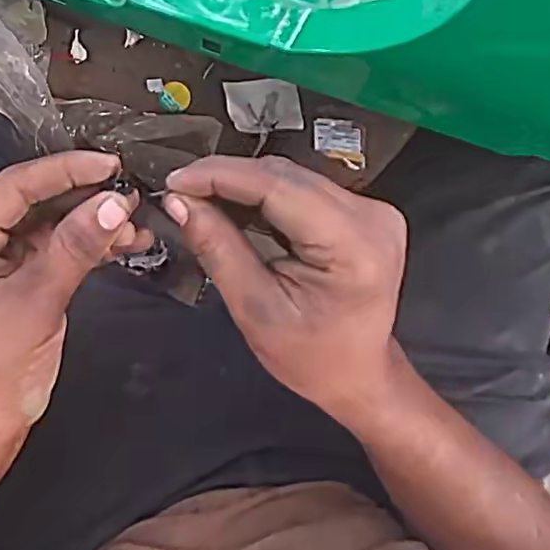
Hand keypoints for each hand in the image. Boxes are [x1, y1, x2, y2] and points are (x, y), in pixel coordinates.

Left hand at [0, 151, 146, 493]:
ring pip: (48, 226)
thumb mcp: (33, 305)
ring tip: (135, 224)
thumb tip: (113, 202)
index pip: (15, 186)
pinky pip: (53, 251)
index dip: (65, 170)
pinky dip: (86, 248)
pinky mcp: (14, 282)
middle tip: (129, 191)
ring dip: (91, 224)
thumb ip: (74, 248)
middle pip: (33, 202)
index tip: (110, 165)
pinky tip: (121, 245)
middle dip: (84, 197)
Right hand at [163, 156, 408, 425]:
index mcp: (354, 246)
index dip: (220, 175)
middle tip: (180, 191)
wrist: (357, 374)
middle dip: (225, 178)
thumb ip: (218, 248)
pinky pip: (300, 186)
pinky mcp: (361, 210)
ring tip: (199, 198)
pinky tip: (232, 204)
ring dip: (240, 183)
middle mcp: (371, 218)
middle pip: (283, 176)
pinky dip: (261, 192)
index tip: (178, 180)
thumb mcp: (255, 309)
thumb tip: (181, 203)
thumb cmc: (313, 357)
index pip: (278, 187)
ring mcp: (371, 210)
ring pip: (289, 175)